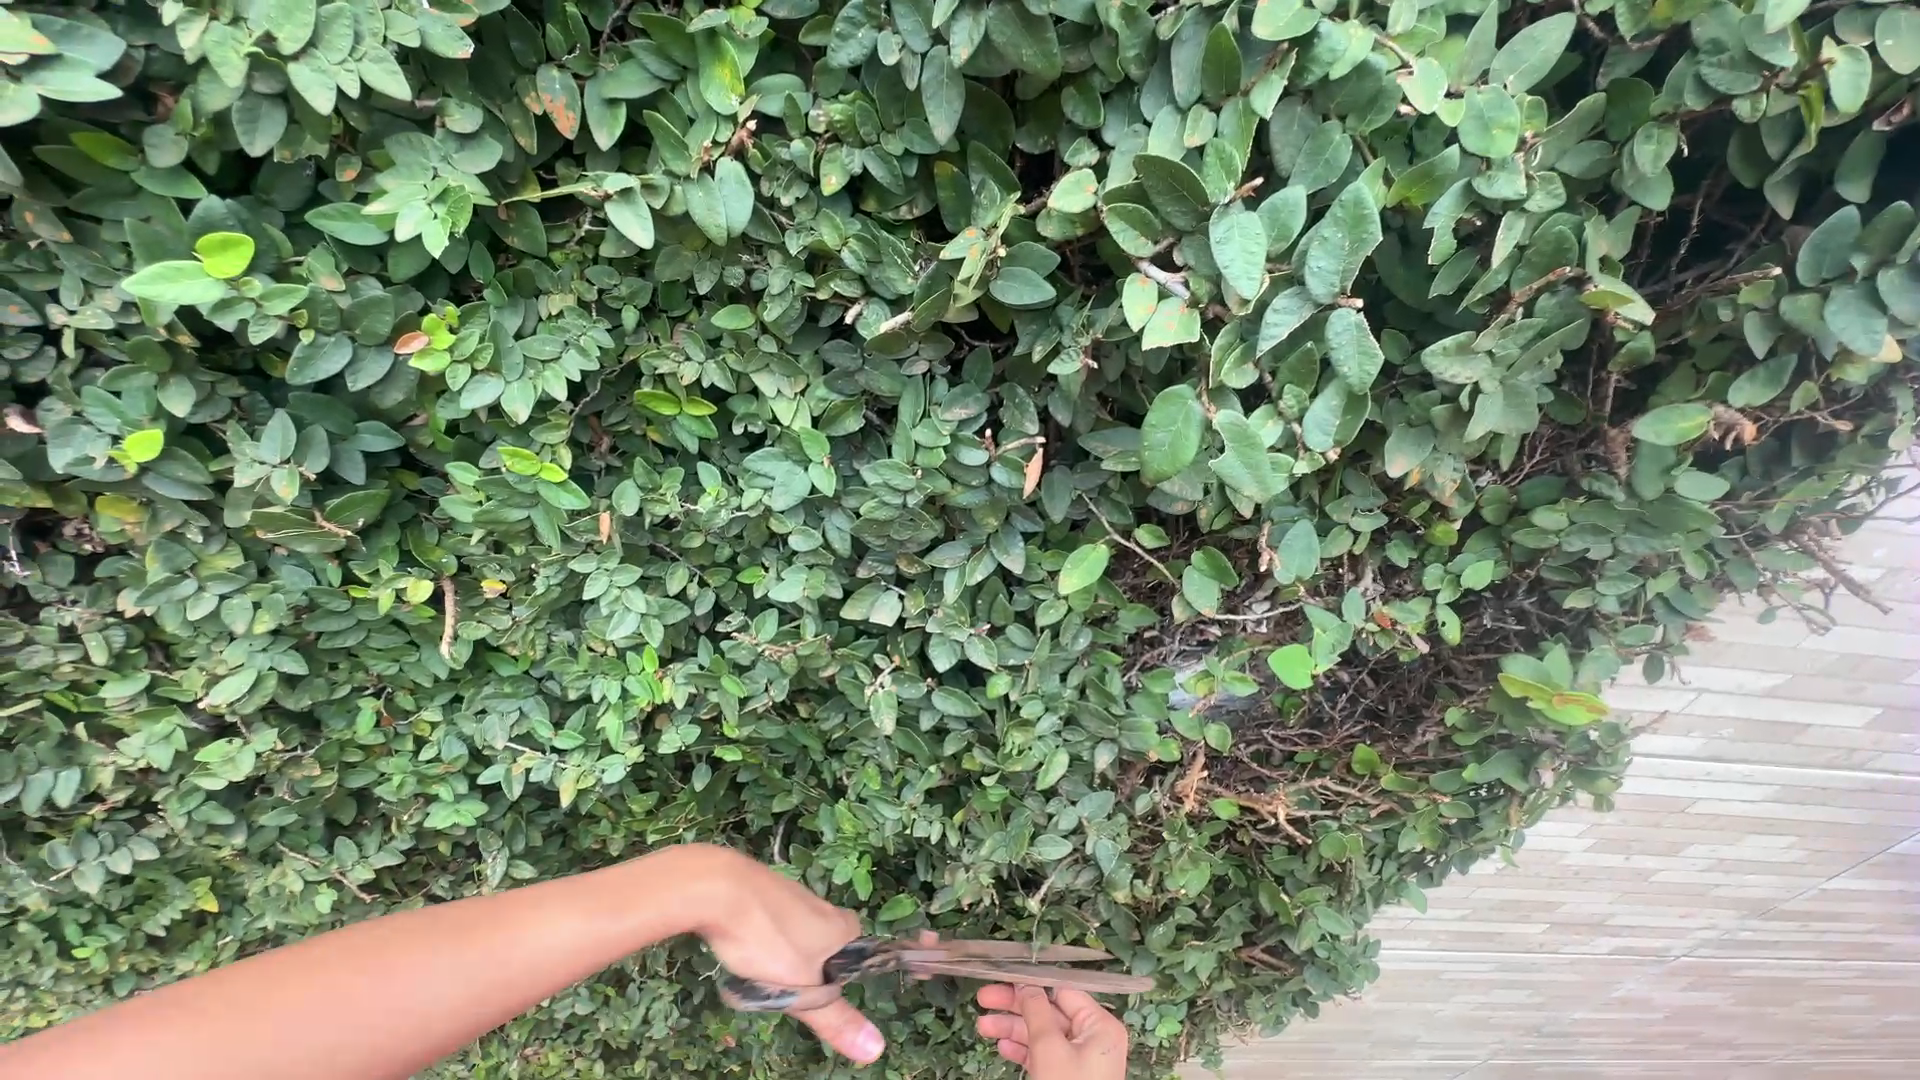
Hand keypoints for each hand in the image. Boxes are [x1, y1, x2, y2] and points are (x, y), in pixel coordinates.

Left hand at [673, 845, 884, 1064]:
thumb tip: (877, 1049)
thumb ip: (835, 1019)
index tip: (816, 995)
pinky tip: (746, 943)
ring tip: (762, 969)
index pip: (856, 954)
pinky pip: (775, 918)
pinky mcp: (768, 889)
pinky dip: (766, 933)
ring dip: (786, 951)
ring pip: (799, 931)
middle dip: (811, 966)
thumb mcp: (802, 988)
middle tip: (787, 987)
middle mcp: (824, 906)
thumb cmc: (767, 940)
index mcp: (842, 926)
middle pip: (827, 943)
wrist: (721, 890)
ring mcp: (794, 893)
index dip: (839, 977)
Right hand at [975, 984, 1128, 1079]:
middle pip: (1049, 1012)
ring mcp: (1081, 1060)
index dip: (1031, 983)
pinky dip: (1023, 1050)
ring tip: (983, 1027)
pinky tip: (1001, 1046)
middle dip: (1015, 1007)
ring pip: (1042, 1034)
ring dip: (1012, 1029)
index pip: (1062, 991)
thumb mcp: (1049, 1047)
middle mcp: (1093, 1038)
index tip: (1003, 978)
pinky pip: (1044, 1055)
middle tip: (983, 999)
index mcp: (1099, 1025)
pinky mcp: (1068, 1076)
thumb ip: (1035, 1010)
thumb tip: (1025, 983)